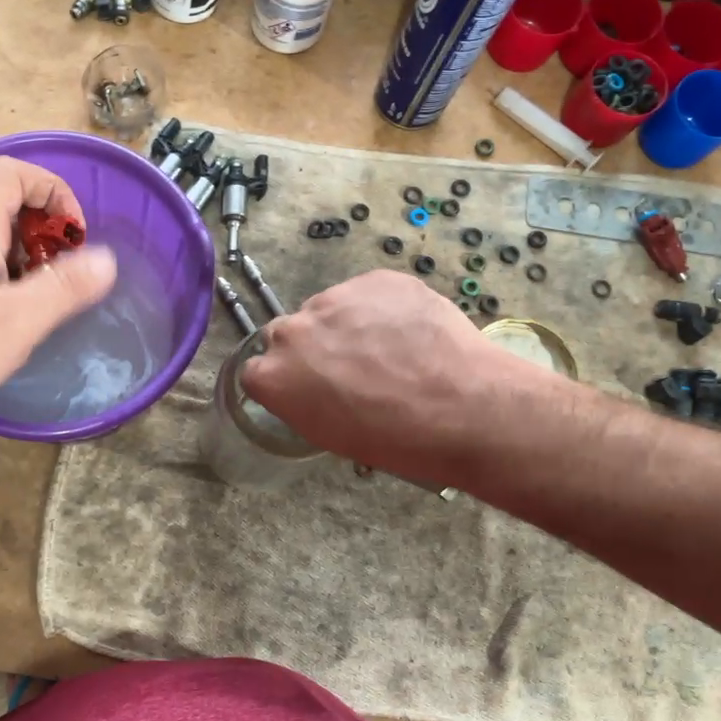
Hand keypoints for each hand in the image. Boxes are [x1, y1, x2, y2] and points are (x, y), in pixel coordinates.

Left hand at [0, 156, 117, 434]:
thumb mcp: (16, 322)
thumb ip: (63, 288)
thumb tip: (106, 258)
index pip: (10, 173)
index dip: (50, 189)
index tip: (74, 233)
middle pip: (4, 207)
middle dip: (45, 232)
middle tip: (65, 274)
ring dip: (27, 261)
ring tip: (44, 302)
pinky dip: (7, 284)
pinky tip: (12, 323)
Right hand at [241, 270, 561, 477]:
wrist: (463, 408)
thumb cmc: (393, 440)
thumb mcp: (331, 435)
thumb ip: (304, 401)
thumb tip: (315, 387)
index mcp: (272, 377)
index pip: (257, 370)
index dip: (285, 380)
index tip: (308, 390)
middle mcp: (293, 330)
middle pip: (288, 333)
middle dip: (311, 349)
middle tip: (348, 370)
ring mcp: (335, 298)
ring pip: (330, 310)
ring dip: (346, 326)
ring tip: (388, 351)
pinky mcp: (376, 279)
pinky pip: (369, 294)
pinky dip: (382, 310)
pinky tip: (410, 334)